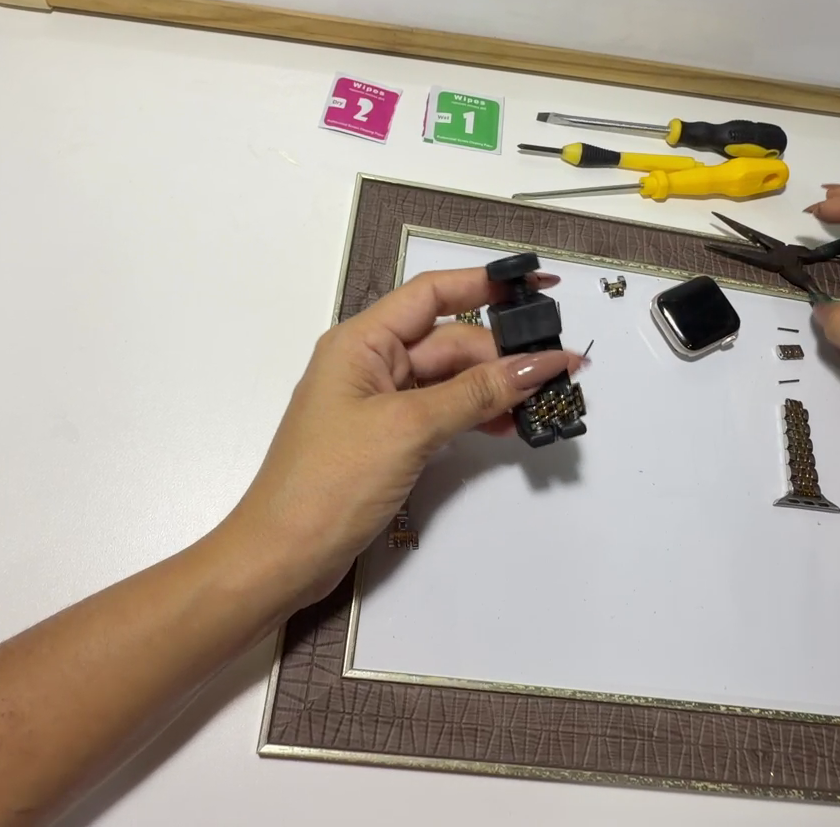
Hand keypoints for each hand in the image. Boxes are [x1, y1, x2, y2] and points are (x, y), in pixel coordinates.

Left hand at [222, 268, 580, 606]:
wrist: (282, 557)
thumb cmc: (333, 481)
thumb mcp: (409, 428)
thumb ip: (476, 393)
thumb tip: (540, 365)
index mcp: (362, 340)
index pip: (432, 293)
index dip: (486, 283)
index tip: (539, 285)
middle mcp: (371, 362)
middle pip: (448, 340)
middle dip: (499, 352)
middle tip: (556, 371)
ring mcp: (380, 402)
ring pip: (449, 378)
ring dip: (493, 387)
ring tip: (543, 400)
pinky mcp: (388, 437)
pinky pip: (441, 411)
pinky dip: (474, 415)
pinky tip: (508, 426)